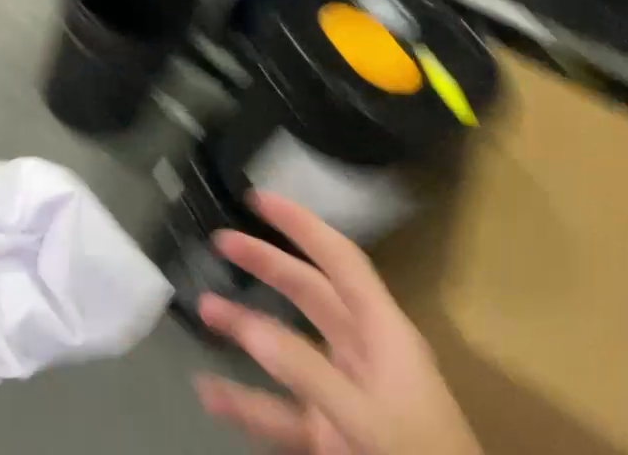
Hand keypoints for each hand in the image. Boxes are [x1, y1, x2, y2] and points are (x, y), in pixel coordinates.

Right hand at [192, 192, 480, 454]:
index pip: (341, 261)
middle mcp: (361, 353)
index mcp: (384, 334)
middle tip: (221, 240)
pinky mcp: (329, 432)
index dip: (301, 225)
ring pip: (286, 346)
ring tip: (204, 308)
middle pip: (309, 293)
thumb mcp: (370, 415)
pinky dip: (243, 400)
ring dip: (245, 327)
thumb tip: (248, 326)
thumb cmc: (423, 454)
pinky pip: (277, 407)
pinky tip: (210, 391)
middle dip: (266, 263)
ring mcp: (343, 393)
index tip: (259, 197)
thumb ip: (307, 369)